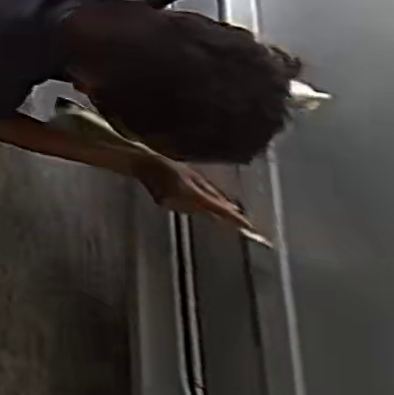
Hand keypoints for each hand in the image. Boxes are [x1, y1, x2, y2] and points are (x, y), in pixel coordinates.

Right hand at [133, 154, 264, 237]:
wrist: (137, 161)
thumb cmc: (166, 164)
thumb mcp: (193, 174)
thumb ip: (213, 193)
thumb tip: (234, 209)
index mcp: (194, 193)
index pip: (222, 212)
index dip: (239, 222)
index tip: (256, 233)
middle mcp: (184, 202)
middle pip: (209, 212)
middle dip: (213, 207)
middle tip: (207, 195)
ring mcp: (173, 204)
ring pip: (197, 211)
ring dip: (199, 204)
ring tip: (185, 188)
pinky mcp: (165, 205)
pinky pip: (184, 208)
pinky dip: (186, 203)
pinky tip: (175, 191)